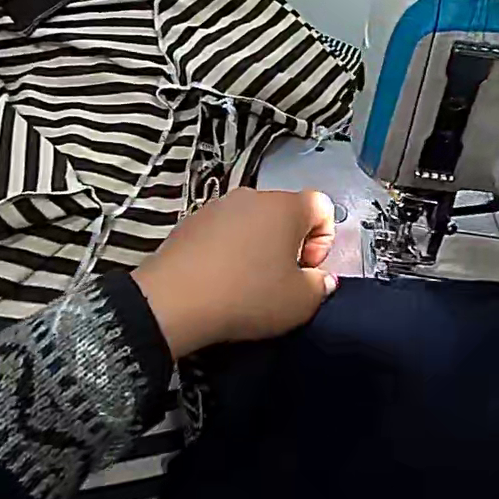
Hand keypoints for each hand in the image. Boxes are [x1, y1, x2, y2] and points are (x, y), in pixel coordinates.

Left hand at [132, 188, 338, 357]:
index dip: (323, 239)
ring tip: (247, 282)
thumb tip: (319, 279)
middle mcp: (253, 196)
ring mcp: (219, 205)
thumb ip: (320, 286)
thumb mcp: (299, 302)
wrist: (175, 300)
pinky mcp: (192, 220)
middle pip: (286, 213)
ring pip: (253, 221)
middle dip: (290, 243)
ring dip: (258, 245)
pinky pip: (223, 230)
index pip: (322, 206)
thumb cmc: (246, 295)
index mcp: (286, 206)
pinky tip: (220, 279)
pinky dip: (228, 249)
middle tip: (281, 279)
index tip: (307, 269)